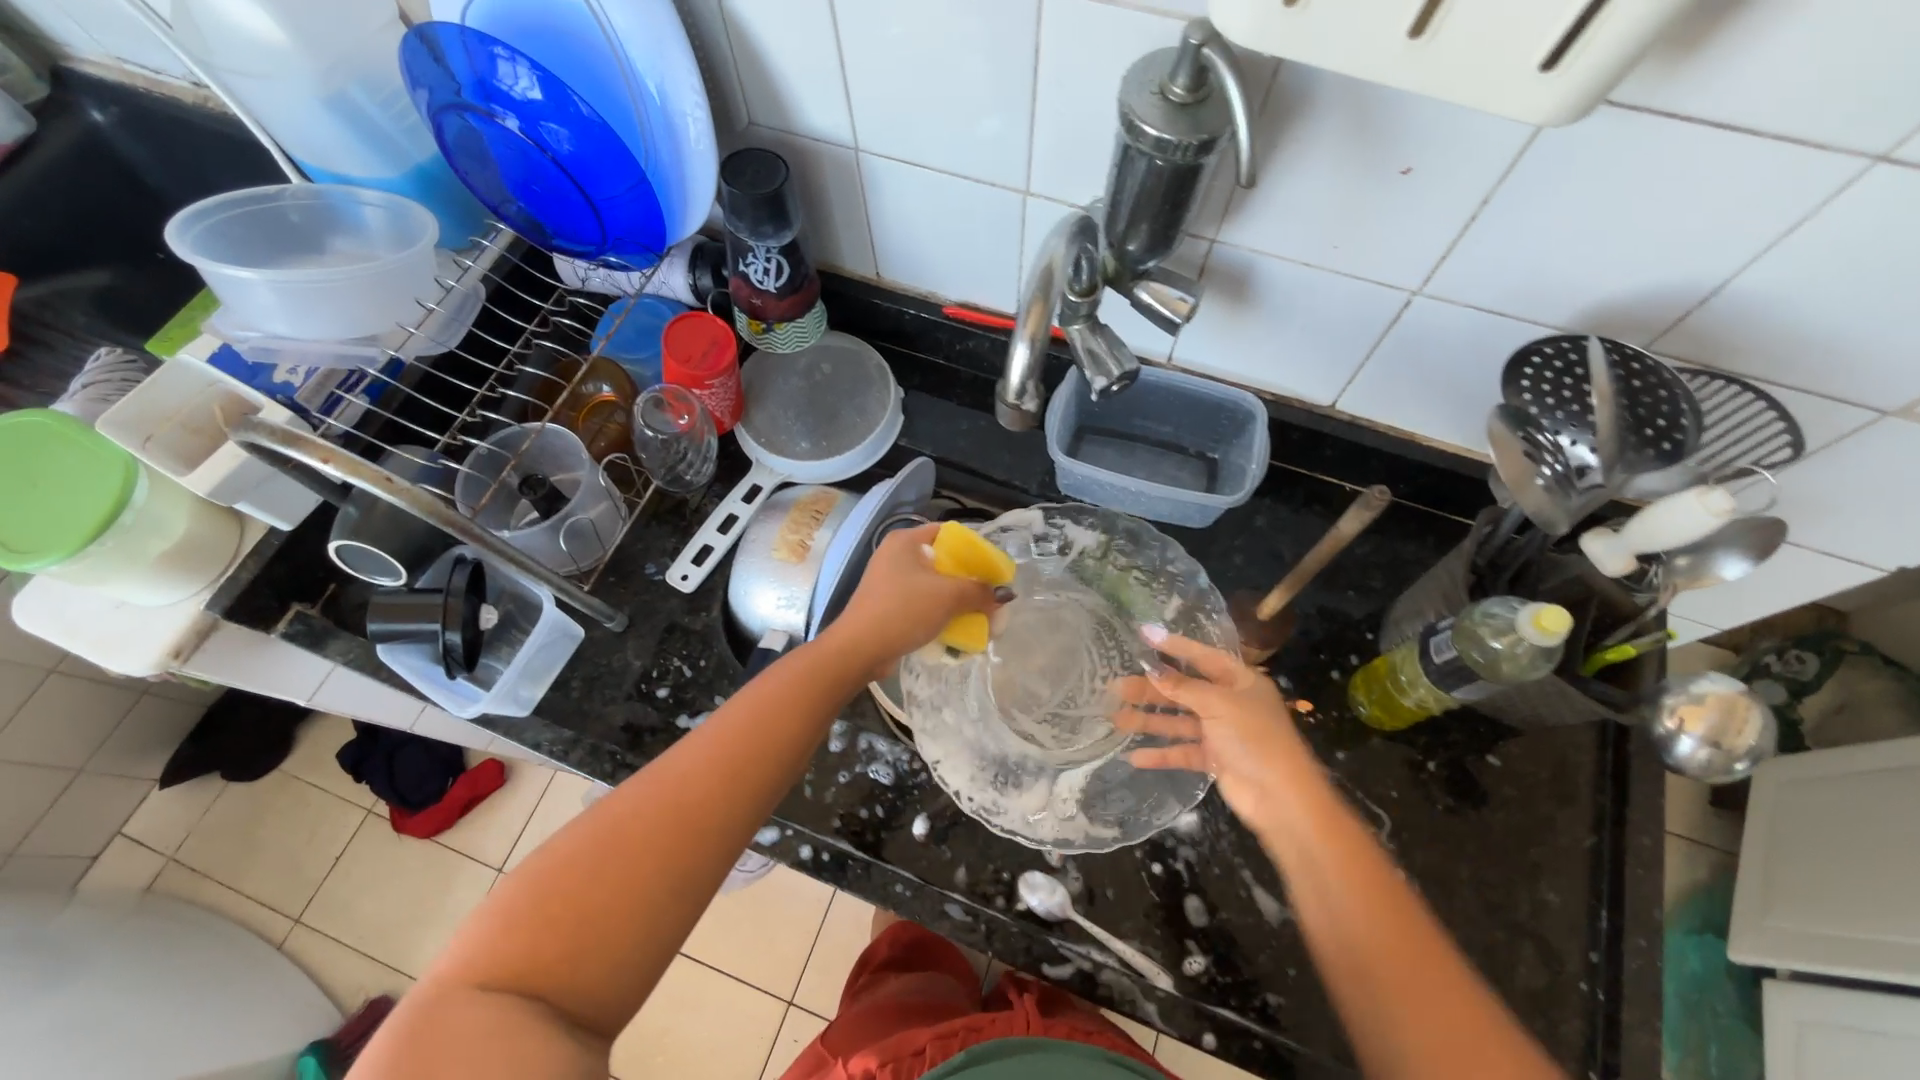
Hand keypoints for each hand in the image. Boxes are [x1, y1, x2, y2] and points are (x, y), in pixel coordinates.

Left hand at [826, 524, 1004, 675]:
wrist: (860, 649)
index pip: (949, 534)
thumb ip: (980, 592)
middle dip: (969, 581)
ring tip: (979, 616)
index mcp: (906, 540)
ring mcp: (890, 581)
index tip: (994, 570)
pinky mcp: (888, 605)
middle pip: (944, 562)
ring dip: (957, 601)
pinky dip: (940, 614)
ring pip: (934, 586)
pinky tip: (956, 629)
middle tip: (990, 596)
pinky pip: (922, 604)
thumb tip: (1005, 594)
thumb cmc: (903, 610)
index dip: (976, 549)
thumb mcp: (948, 597)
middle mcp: (896, 555)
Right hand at [1112, 627, 1316, 832]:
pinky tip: (1135, 756)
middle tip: (1117, 686)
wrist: (1281, 796)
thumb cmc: (1255, 738)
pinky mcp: (1214, 759)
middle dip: (1152, 689)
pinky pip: (1182, 752)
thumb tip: (1151, 669)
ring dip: (1150, 720)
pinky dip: (1161, 753)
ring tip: (1117, 718)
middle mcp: (1230, 703)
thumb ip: (1183, 687)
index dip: (1174, 646)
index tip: (1143, 635)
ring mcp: (1221, 732)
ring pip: (1179, 721)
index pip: (1203, 656)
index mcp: (1240, 681)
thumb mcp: (1219, 705)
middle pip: (1185, 690)